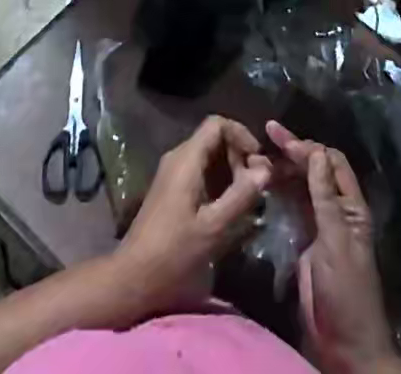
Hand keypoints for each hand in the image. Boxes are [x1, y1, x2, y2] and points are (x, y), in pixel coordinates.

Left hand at [110, 116, 272, 316]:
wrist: (134, 276)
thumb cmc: (174, 251)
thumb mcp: (214, 226)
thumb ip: (241, 195)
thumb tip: (265, 170)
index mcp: (186, 159)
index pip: (217, 124)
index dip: (242, 135)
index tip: (258, 163)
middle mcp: (179, 158)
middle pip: (215, 139)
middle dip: (240, 156)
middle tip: (258, 186)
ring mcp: (174, 173)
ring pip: (210, 156)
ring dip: (232, 171)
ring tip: (249, 198)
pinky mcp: (173, 189)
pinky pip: (202, 172)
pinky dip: (221, 182)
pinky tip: (232, 207)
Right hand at [267, 121, 400, 373]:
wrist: (344, 342)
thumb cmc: (346, 291)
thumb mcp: (335, 241)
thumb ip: (324, 197)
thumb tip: (316, 152)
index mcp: (351, 207)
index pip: (331, 163)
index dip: (308, 148)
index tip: (279, 138)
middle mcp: (337, 209)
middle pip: (315, 169)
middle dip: (293, 150)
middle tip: (265, 135)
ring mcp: (320, 224)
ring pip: (302, 184)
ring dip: (284, 167)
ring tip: (258, 155)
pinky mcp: (305, 239)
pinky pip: (293, 204)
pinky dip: (280, 189)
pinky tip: (264, 180)